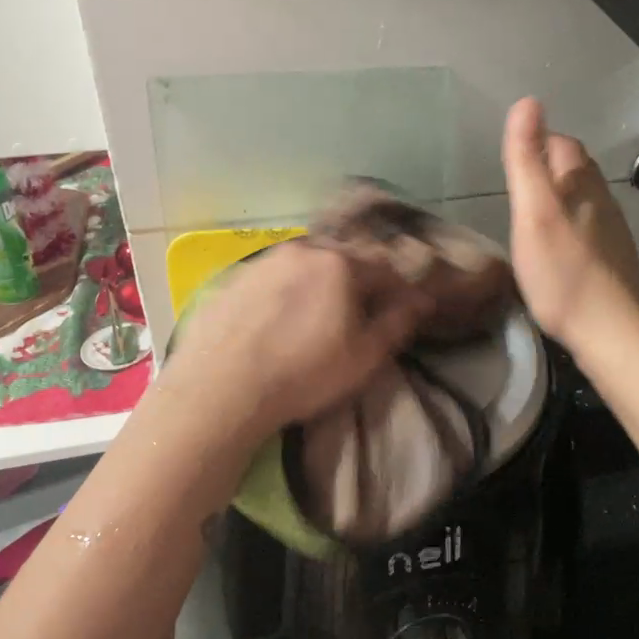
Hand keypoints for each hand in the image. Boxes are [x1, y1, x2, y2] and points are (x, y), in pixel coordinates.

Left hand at [157, 241, 431, 440]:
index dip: (395, 290)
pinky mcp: (233, 278)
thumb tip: (419, 301)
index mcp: (341, 264)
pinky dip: (281, 293)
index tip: (396, 311)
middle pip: (341, 260)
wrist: (220, 389)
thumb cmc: (302, 375)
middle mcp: (303, 250)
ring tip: (311, 320)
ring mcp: (264, 261)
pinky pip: (270, 279)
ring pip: (303, 267)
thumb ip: (396, 324)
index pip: (383, 268)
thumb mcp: (363, 359)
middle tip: (352, 317)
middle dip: (353, 283)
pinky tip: (274, 322)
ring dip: (315, 285)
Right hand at [501, 98, 638, 347]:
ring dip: (560, 199)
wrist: (614, 335)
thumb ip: (527, 159)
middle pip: (576, 170)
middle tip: (518, 186)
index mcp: (582, 184)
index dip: (539, 141)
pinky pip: (589, 231)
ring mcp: (613, 234)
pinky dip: (570, 229)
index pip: (562, 144)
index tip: (513, 157)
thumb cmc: (564, 274)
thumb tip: (528, 101)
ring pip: (585, 201)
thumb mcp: (534, 212)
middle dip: (550, 168)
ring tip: (532, 216)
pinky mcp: (615, 263)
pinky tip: (557, 251)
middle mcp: (603, 201)